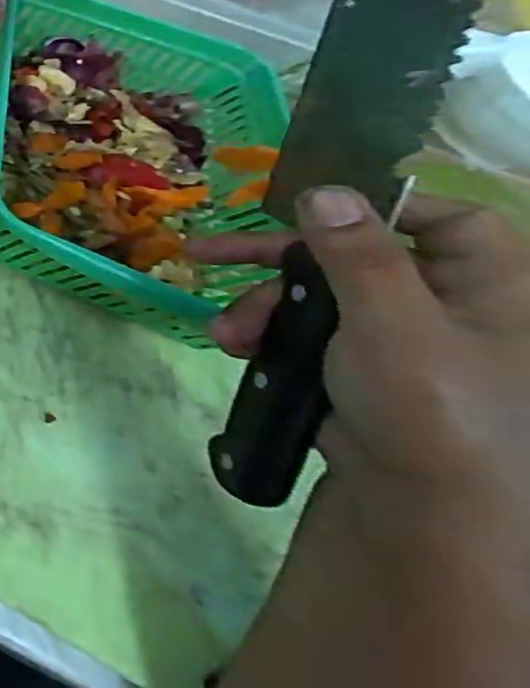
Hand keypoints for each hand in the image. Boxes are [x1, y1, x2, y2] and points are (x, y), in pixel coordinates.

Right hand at [189, 189, 529, 531]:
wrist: (420, 503)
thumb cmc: (430, 405)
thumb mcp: (391, 323)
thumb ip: (359, 255)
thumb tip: (326, 190)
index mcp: (488, 290)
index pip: (453, 221)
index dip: (386, 206)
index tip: (310, 206)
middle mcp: (447, 306)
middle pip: (353, 256)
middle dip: (272, 258)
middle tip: (205, 253)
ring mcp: (398, 338)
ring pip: (315, 295)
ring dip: (258, 306)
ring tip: (227, 334)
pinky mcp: (356, 364)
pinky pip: (304, 329)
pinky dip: (265, 333)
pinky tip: (236, 347)